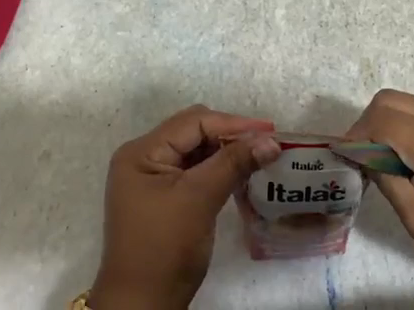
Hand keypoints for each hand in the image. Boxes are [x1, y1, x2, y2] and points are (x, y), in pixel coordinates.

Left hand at [90, 106, 281, 309]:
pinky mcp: (163, 197)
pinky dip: (217, 170)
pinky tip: (240, 174)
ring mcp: (152, 179)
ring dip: (226, 152)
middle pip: (194, 132)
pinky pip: (194, 171)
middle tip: (266, 144)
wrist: (142, 307)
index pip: (193, 122)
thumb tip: (271, 140)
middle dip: (230, 135)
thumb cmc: (165, 248)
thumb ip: (234, 163)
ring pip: (196, 151)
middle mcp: (143, 158)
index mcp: (142, 151)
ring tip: (258, 157)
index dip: (233, 123)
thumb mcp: (200, 200)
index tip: (270, 131)